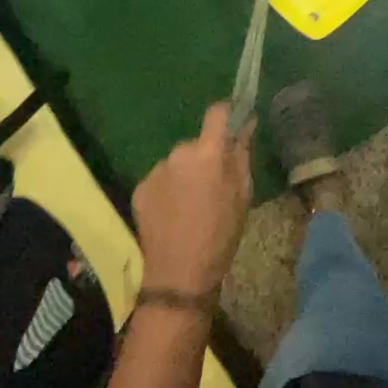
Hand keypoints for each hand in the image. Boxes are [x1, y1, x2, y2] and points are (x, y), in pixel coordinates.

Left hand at [132, 103, 254, 296]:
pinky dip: (169, 189)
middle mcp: (178, 153)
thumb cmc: (221, 234)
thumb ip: (242, 154)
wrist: (179, 275)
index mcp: (207, 153)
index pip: (216, 113)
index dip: (226, 115)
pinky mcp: (140, 188)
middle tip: (214, 185)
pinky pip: (161, 179)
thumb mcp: (243, 194)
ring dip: (186, 173)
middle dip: (206, 156)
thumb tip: (247, 123)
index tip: (233, 127)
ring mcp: (156, 170)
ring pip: (177, 162)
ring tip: (192, 204)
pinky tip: (174, 213)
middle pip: (196, 143)